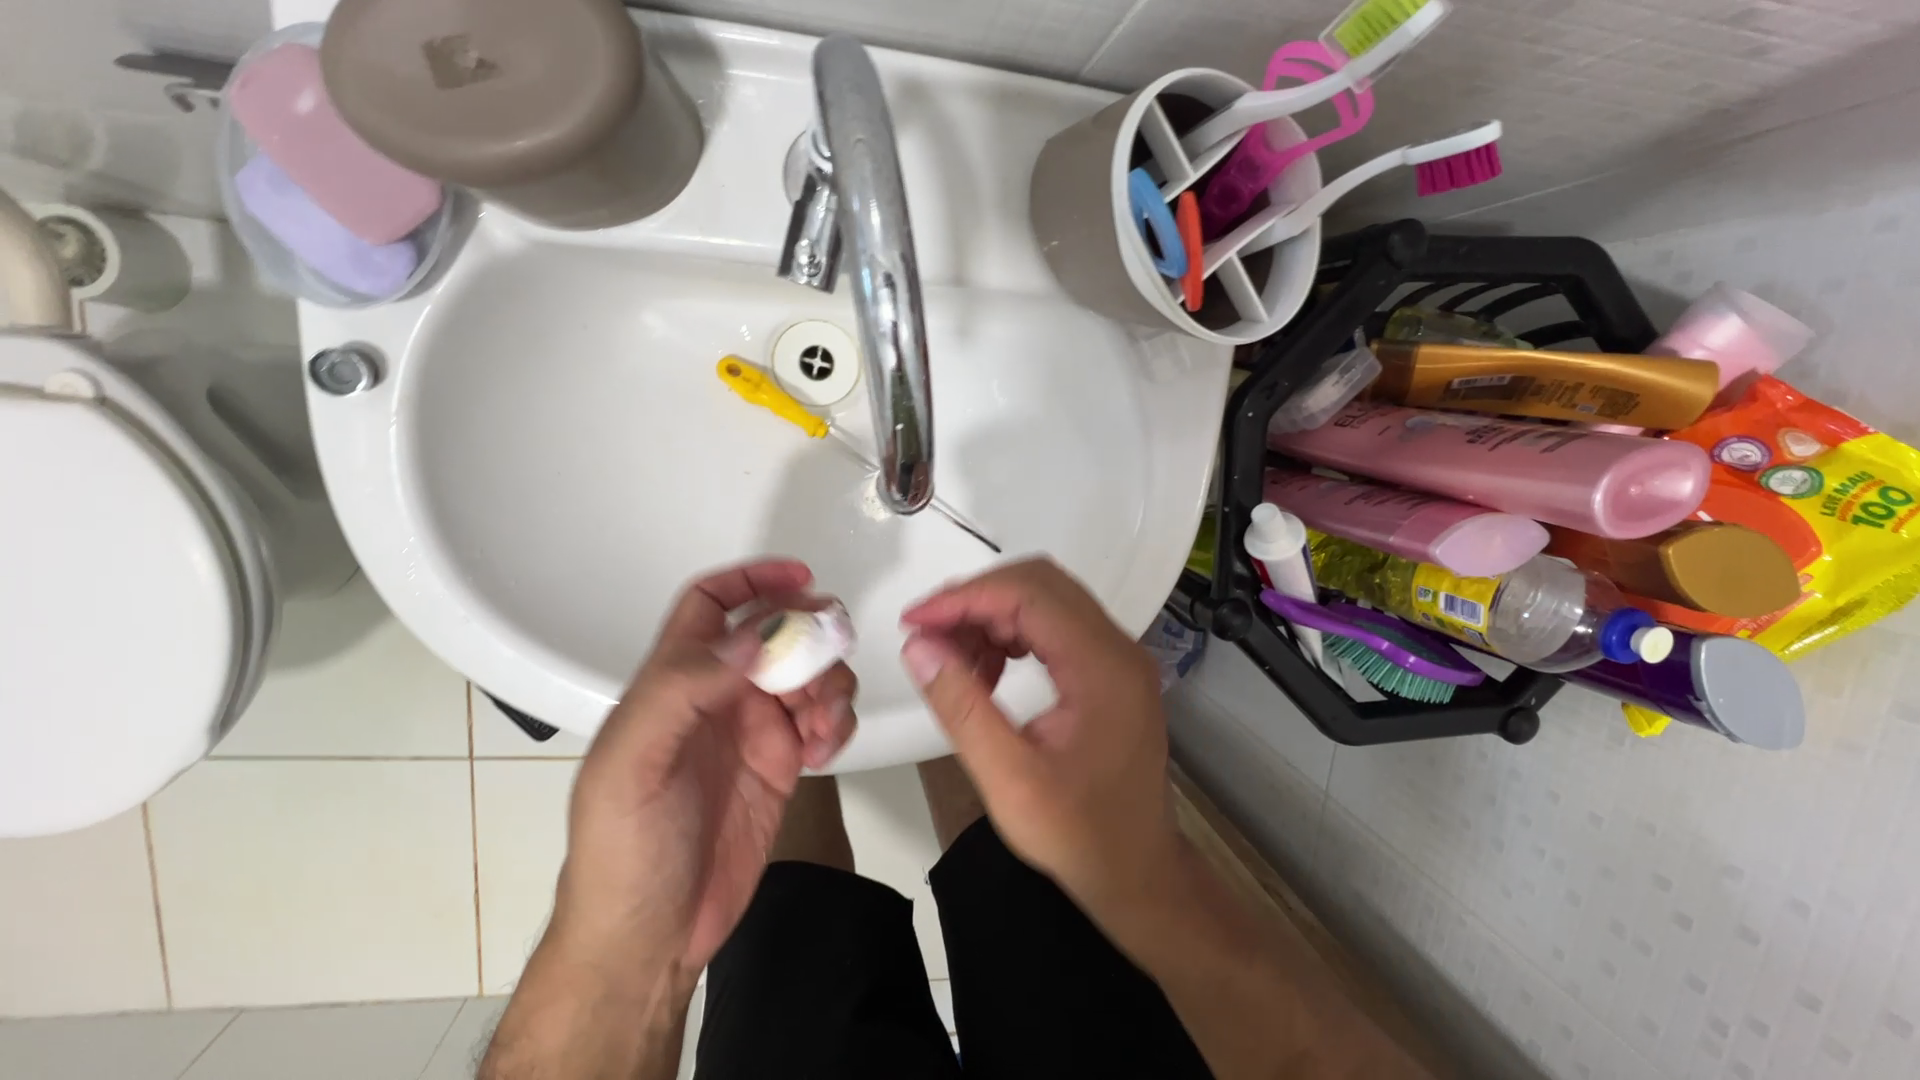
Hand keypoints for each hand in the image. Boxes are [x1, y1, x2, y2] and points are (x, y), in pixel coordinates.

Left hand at [556, 559, 857, 973]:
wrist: (652, 935)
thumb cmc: (623, 849)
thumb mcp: (633, 761)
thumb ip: (684, 687)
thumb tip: (755, 637)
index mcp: (672, 683)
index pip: (711, 606)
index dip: (751, 580)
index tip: (800, 580)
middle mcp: (716, 697)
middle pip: (776, 636)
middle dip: (809, 637)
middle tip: (828, 659)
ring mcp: (752, 731)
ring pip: (809, 676)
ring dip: (829, 686)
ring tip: (819, 726)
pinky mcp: (782, 766)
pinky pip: (823, 723)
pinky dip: (835, 726)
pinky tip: (822, 753)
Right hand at [899, 558, 1176, 910]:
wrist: (1137, 872)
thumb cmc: (1078, 834)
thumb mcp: (1008, 778)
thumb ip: (961, 706)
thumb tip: (918, 646)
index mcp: (1103, 667)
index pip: (1029, 595)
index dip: (964, 598)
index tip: (913, 621)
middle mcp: (1118, 649)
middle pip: (1040, 586)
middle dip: (976, 601)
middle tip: (926, 634)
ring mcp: (1118, 659)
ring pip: (1046, 602)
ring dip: (992, 618)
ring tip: (951, 660)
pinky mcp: (1110, 673)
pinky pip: (1055, 629)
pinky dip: (1013, 637)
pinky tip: (985, 673)